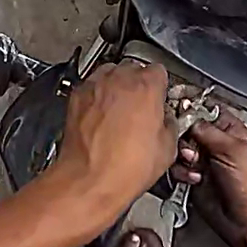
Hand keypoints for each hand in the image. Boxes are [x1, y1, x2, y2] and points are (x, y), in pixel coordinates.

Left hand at [44, 61, 175, 228]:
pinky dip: (97, 95)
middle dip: (138, 84)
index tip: (160, 96)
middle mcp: (118, 79)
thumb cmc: (124, 166)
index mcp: (146, 86)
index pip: (159, 71)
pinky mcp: (77, 95)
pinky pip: (92, 86)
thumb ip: (170, 122)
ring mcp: (95, 85)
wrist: (90, 177)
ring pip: (110, 73)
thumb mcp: (167, 148)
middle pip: (133, 68)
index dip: (161, 85)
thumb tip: (166, 119)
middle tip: (142, 106)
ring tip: (121, 111)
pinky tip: (102, 116)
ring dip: (116, 86)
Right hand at [171, 109, 246, 244]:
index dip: (189, 109)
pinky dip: (181, 172)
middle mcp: (214, 142)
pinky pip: (175, 166)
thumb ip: (205, 128)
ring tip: (195, 166)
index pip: (203, 108)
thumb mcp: (232, 150)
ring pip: (177, 146)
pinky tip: (194, 179)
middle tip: (191, 147)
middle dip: (183, 137)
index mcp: (229, 130)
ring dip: (182, 157)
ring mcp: (202, 159)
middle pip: (185, 127)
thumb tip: (184, 112)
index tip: (179, 113)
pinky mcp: (192, 176)